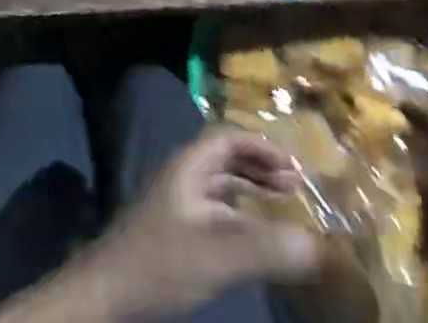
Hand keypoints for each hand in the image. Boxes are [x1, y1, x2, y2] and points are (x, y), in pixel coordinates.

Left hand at [84, 130, 322, 319]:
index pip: (228, 138)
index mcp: (189, 167)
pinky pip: (217, 207)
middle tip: (297, 184)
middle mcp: (184, 176)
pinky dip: (242, 211)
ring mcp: (179, 201)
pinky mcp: (178, 227)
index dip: (262, 146)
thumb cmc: (162, 261)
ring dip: (253, 187)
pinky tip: (257, 231)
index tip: (294, 164)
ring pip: (222, 183)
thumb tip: (317, 246)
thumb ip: (266, 249)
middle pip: (227, 157)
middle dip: (262, 166)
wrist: (110, 289)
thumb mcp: (218, 255)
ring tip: (285, 201)